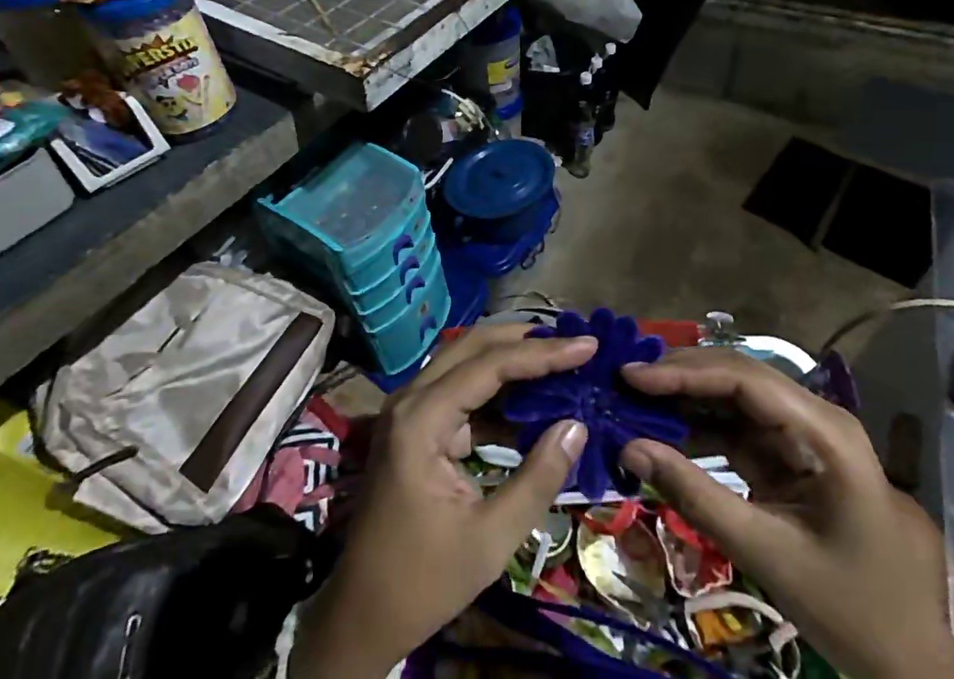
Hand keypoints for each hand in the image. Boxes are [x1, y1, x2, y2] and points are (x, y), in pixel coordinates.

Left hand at [291, 326, 595, 678]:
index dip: (543, 353)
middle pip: (473, 346)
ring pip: (466, 361)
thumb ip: (539, 477)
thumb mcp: (493, 537)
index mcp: (421, 421)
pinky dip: (500, 388)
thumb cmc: (426, 579)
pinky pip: (462, 389)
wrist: (364, 612)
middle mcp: (410, 401)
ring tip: (562, 360)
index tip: (589, 346)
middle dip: (527, 339)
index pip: (491, 366)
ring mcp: (410, 411)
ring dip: (513, 357)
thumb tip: (577, 425)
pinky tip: (535, 398)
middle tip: (575, 343)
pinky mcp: (417, 426)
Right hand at [620, 349, 953, 678]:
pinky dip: (700, 431)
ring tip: (633, 404)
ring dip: (686, 401)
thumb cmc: (847, 602)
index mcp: (823, 431)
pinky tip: (664, 436)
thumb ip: (694, 494)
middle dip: (681, 377)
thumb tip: (628, 447)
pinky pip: (739, 431)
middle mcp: (815, 419)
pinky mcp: (791, 458)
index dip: (685, 372)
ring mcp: (803, 437)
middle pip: (739, 379)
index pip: (744, 380)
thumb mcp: (764, 550)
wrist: (905, 653)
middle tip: (624, 383)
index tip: (631, 376)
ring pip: (735, 401)